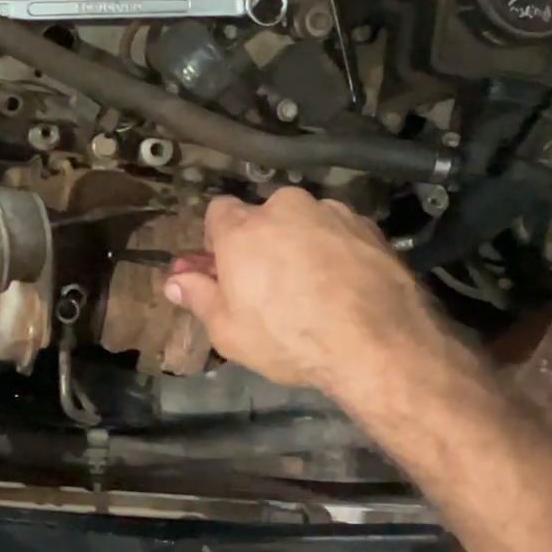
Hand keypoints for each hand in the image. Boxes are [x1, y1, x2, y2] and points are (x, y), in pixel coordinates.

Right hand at [163, 188, 458, 401]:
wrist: (377, 343)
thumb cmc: (288, 338)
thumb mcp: (228, 330)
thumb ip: (198, 297)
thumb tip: (174, 281)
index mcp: (243, 228)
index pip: (218, 211)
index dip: (219, 239)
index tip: (225, 267)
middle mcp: (286, 207)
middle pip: (265, 216)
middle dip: (264, 240)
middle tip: (270, 282)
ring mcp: (332, 213)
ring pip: (306, 222)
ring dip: (302, 243)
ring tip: (313, 288)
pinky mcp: (370, 228)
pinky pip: (341, 233)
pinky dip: (337, 251)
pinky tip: (344, 286)